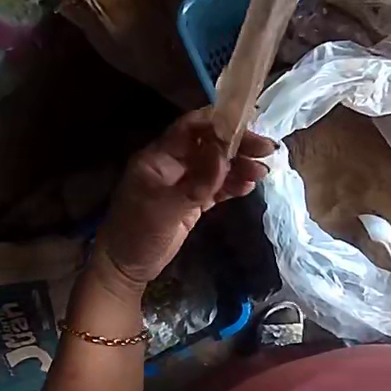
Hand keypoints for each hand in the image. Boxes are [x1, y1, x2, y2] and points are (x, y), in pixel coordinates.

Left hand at [91, 109, 273, 290]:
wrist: (124, 267)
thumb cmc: (136, 232)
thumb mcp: (166, 207)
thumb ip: (197, 182)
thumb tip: (224, 154)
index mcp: (158, 158)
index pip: (190, 128)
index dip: (218, 122)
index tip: (247, 123)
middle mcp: (172, 166)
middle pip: (209, 146)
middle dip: (237, 146)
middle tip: (266, 149)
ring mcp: (182, 185)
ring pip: (215, 168)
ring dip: (239, 167)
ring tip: (262, 172)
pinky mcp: (191, 204)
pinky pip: (215, 189)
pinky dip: (232, 186)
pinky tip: (249, 186)